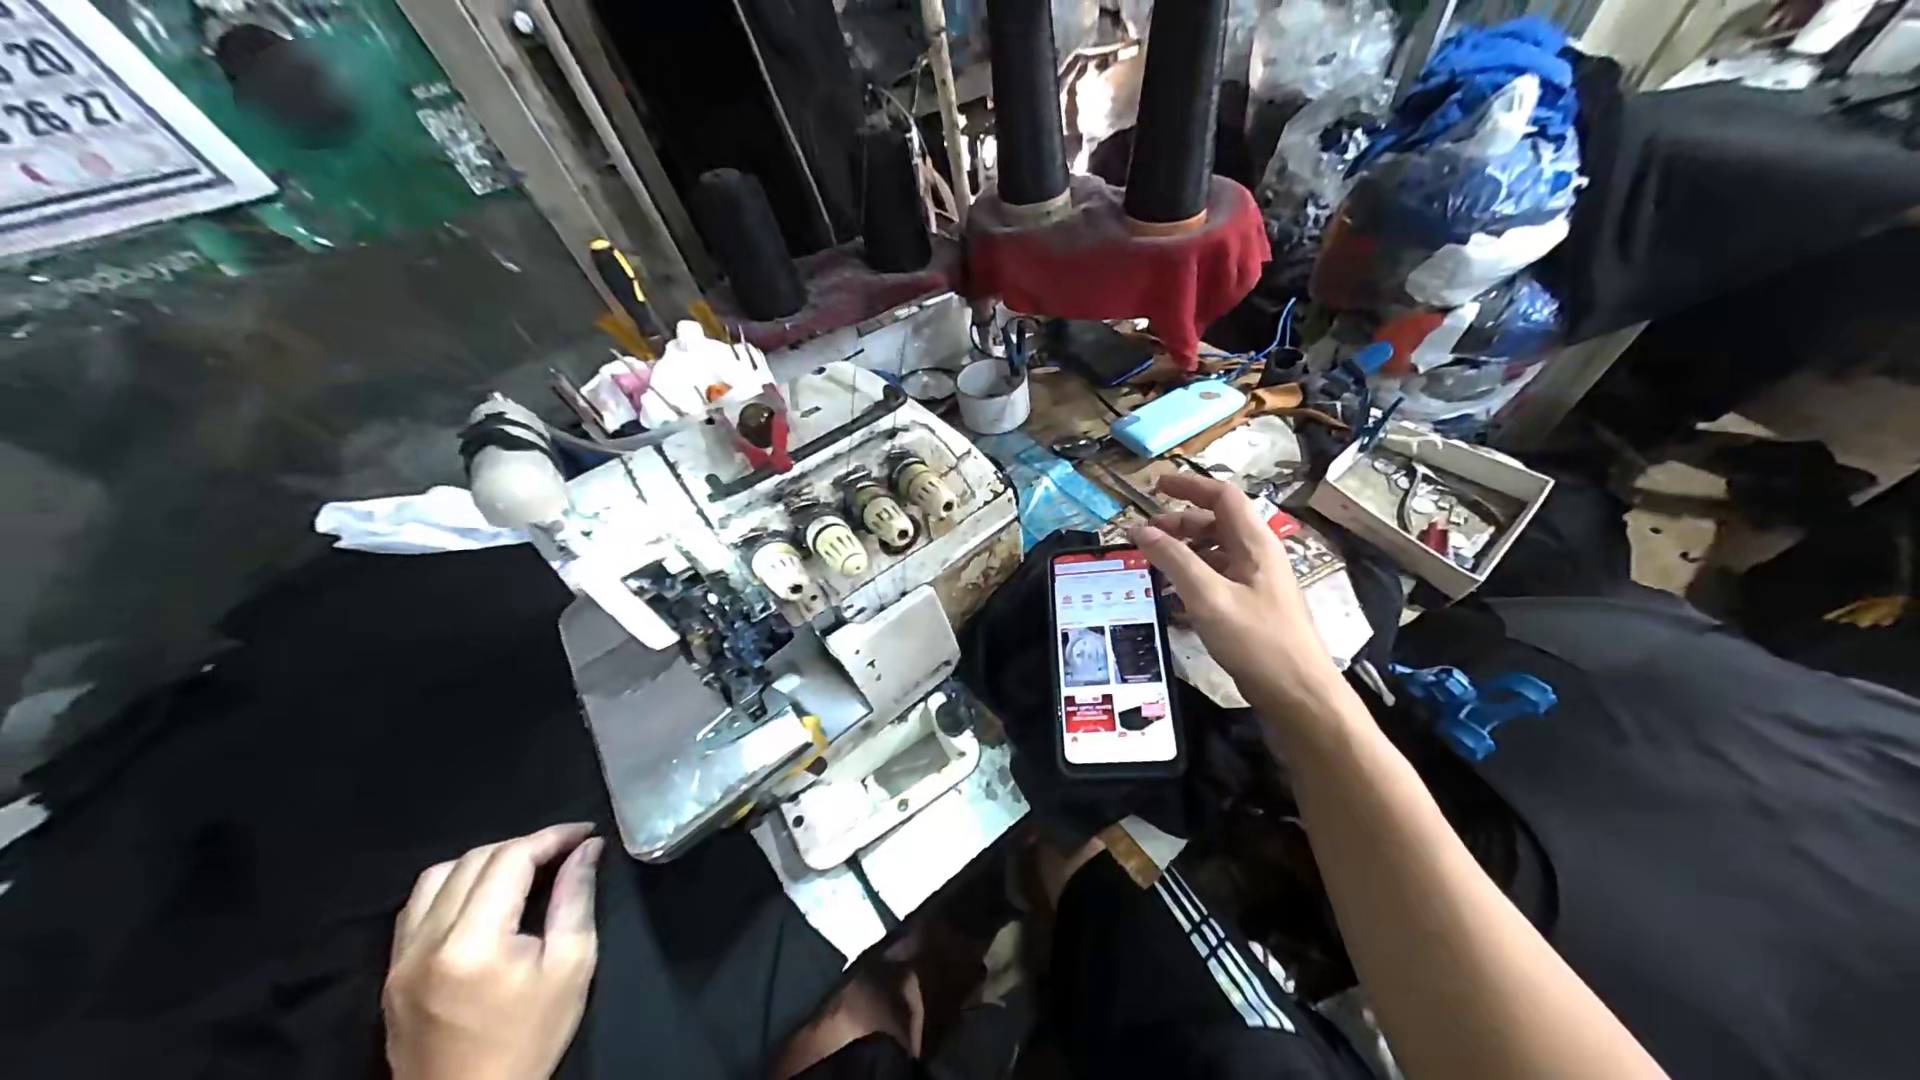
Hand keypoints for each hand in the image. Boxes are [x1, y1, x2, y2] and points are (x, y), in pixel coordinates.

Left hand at [384, 824, 603, 1079]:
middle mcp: (428, 942)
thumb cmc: (530, 1038)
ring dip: (487, 860)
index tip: (586, 833)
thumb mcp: (571, 965)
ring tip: (523, 869)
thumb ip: (577, 897)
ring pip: (440, 874)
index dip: (552, 837)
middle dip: (526, 844)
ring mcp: (401, 958)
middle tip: (564, 851)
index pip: (511, 859)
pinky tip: (482, 894)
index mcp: (474, 942)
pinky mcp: (391, 972)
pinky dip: (453, 884)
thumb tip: (588, 847)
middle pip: (476, 859)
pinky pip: (416, 905)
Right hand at [1129, 473, 1344, 718]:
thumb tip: (1141, 530)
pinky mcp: (1249, 608)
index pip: (1222, 496)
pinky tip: (1169, 596)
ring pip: (1212, 553)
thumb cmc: (1257, 640)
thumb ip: (1174, 560)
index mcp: (1255, 544)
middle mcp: (1256, 556)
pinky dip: (1189, 579)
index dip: (1189, 486)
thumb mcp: (1208, 597)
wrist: (1298, 694)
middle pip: (1214, 524)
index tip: (1155, 486)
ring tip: (1151, 566)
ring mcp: (1254, 583)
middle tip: (1145, 536)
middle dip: (1177, 524)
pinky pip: (1214, 580)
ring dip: (1181, 553)